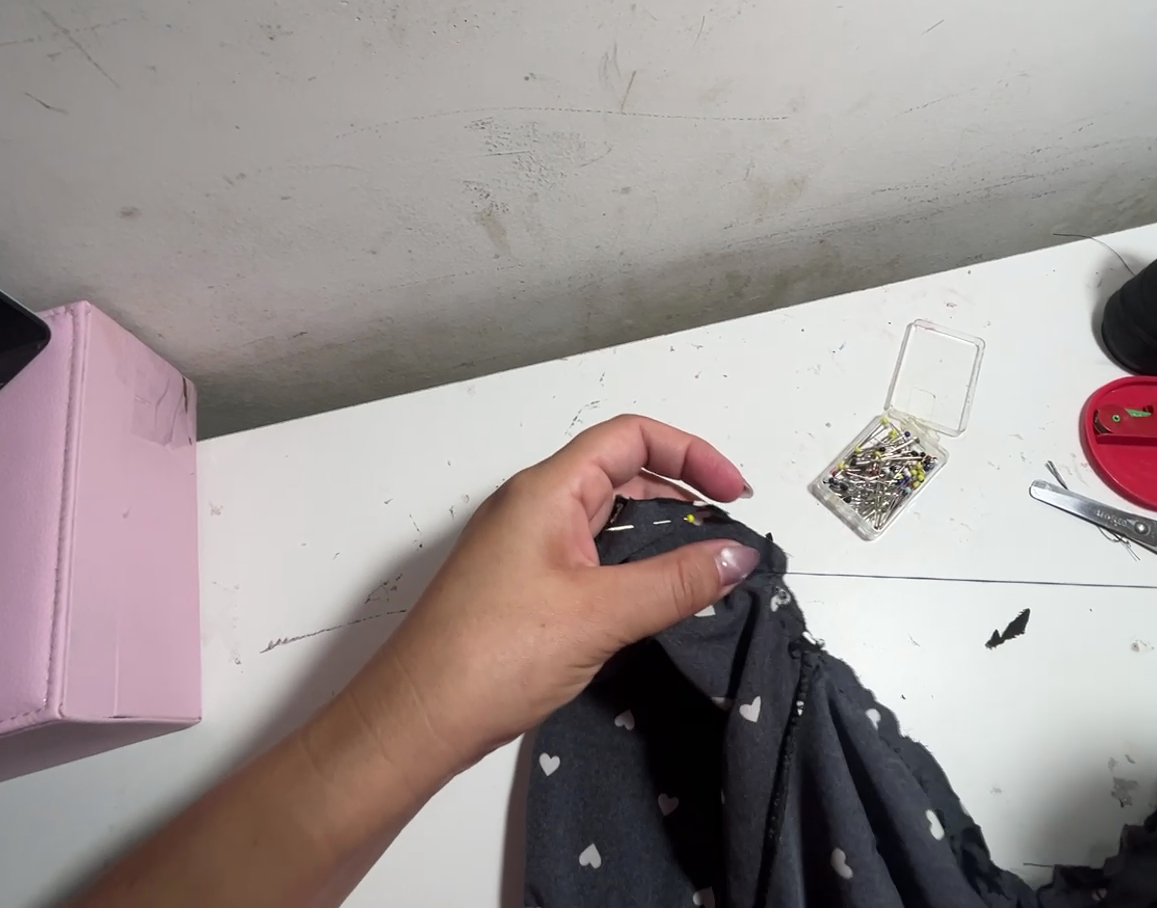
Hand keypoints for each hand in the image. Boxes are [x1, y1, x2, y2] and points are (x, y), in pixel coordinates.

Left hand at [74, 416, 758, 907]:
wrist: (415, 721)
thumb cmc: (499, 651)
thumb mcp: (601, 613)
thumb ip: (676, 581)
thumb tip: (741, 554)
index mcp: (548, 489)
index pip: (629, 436)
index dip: (689, 451)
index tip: (734, 493)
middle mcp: (536, 504)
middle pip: (620, 469)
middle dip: (679, 488)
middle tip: (725, 530)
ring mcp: (527, 542)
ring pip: (605, 512)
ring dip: (656, 527)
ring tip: (702, 559)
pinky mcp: (525, 580)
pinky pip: (590, 549)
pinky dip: (631, 558)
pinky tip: (656, 591)